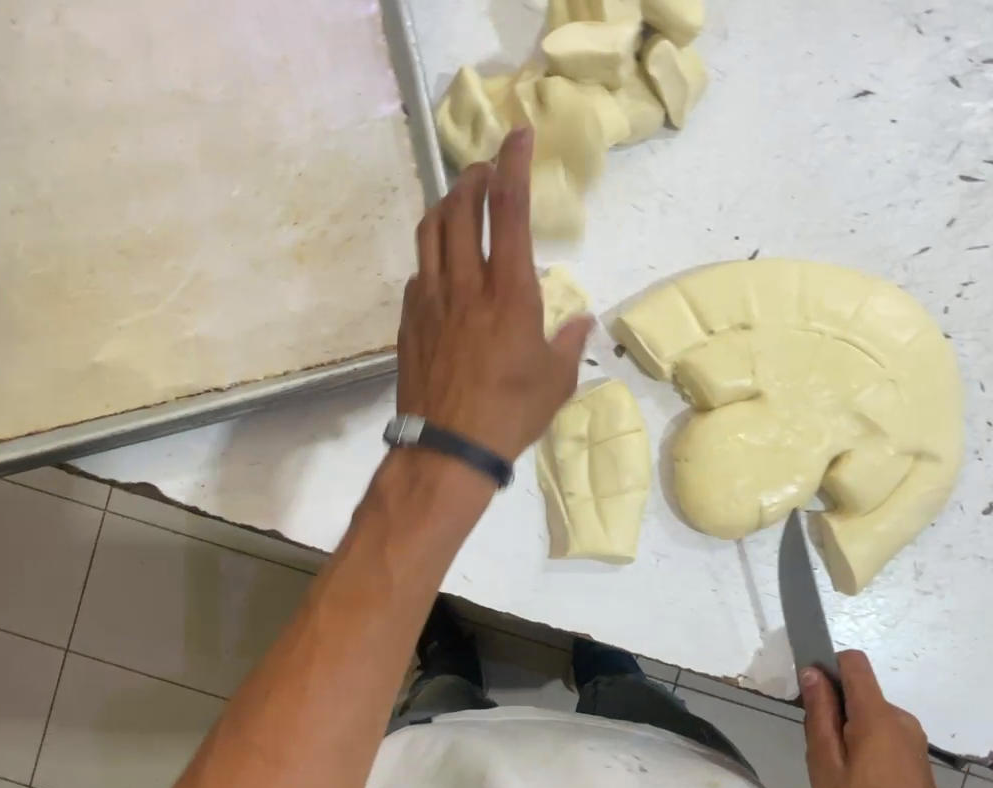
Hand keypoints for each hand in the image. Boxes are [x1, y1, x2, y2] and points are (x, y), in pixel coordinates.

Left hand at [396, 127, 592, 462]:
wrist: (447, 447)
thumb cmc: (509, 414)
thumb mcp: (555, 381)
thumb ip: (568, 343)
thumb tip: (582, 320)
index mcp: (509, 293)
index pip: (509, 209)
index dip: (514, 164)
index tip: (519, 136)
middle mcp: (466, 284)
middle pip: (460, 207)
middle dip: (473, 177)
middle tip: (485, 168)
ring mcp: (430, 300)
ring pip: (431, 231)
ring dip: (446, 204)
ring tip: (459, 199)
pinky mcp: (409, 320)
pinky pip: (419, 270)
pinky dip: (432, 253)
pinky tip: (442, 263)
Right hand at [802, 651, 944, 787]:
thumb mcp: (825, 762)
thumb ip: (819, 715)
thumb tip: (813, 673)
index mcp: (876, 715)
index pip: (854, 663)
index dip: (829, 666)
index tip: (813, 693)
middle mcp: (900, 716)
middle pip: (860, 690)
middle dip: (835, 706)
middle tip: (822, 747)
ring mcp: (913, 734)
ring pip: (871, 712)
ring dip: (850, 726)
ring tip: (841, 766)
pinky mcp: (917, 750)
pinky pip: (885, 729)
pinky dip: (867, 739)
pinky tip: (861, 774)